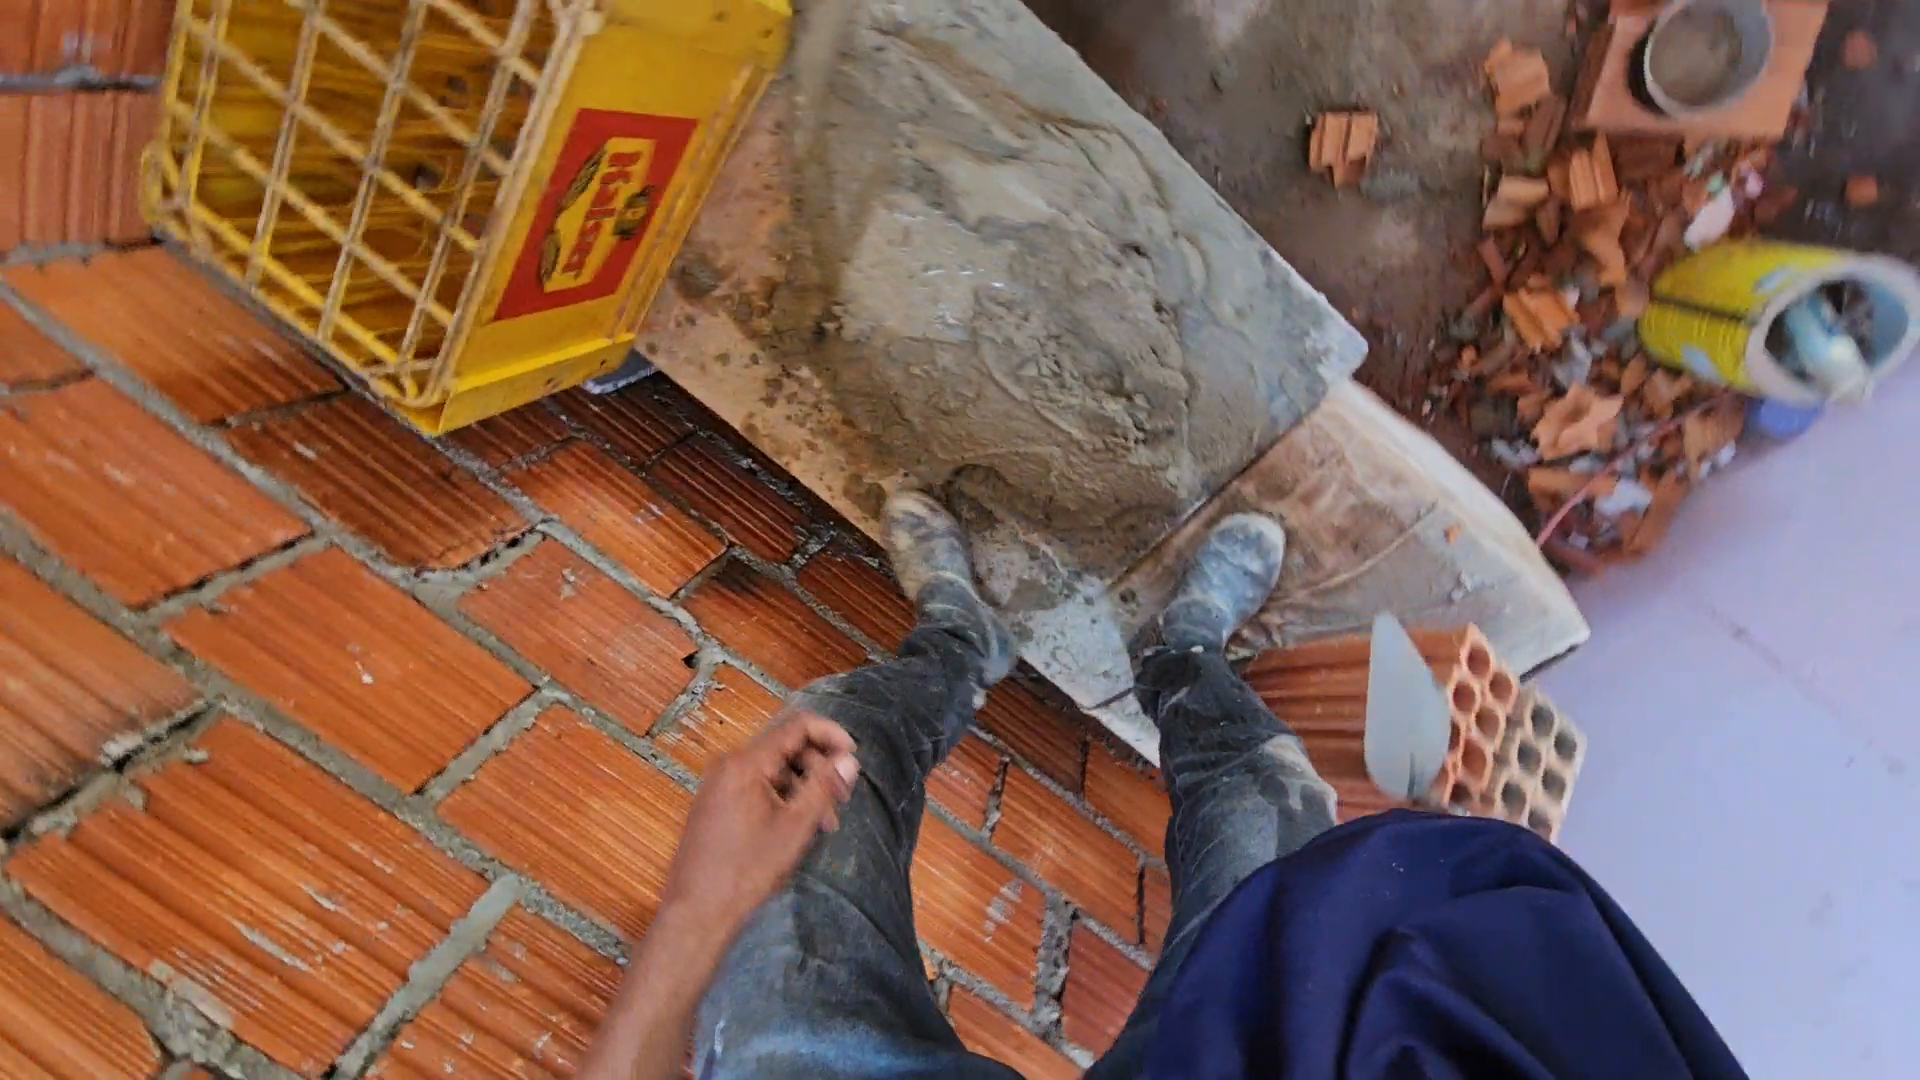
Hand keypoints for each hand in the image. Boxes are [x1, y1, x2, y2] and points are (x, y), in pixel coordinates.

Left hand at [658, 710, 860, 941]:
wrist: (695, 915)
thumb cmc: (747, 870)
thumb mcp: (794, 827)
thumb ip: (823, 786)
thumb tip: (849, 760)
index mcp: (746, 763)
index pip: (796, 726)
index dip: (830, 734)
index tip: (852, 757)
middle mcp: (730, 764)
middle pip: (787, 747)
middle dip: (820, 768)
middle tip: (843, 799)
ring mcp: (720, 784)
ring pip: (775, 769)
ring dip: (804, 787)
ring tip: (825, 823)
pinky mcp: (717, 803)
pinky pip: (759, 785)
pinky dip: (784, 797)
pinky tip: (798, 826)